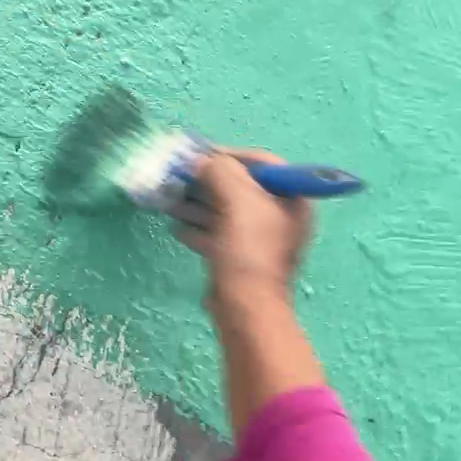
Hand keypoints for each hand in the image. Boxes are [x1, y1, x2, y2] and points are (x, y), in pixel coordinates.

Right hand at [169, 148, 313, 312]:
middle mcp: (280, 215)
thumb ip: (220, 172)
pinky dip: (198, 228)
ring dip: (196, 203)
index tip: (197, 154)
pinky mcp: (241, 258)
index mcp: (291, 197)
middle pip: (239, 186)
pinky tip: (177, 227)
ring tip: (168, 200)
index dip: (228, 154)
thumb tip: (201, 160)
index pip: (260, 162)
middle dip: (205, 181)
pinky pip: (218, 234)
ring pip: (225, 211)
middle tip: (176, 177)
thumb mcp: (238, 201)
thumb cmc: (249, 250)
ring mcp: (260, 239)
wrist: (246, 306)